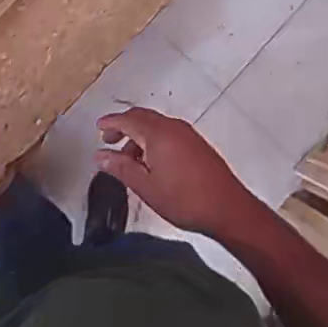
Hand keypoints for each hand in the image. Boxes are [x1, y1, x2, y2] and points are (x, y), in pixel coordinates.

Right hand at [94, 107, 264, 238]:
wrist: (228, 209)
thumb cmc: (185, 199)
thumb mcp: (145, 186)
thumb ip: (120, 167)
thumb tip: (100, 156)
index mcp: (158, 133)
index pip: (127, 120)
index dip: (111, 123)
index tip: (99, 127)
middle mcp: (173, 128)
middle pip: (142, 117)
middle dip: (123, 126)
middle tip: (109, 140)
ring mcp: (188, 135)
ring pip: (156, 126)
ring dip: (139, 135)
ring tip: (129, 159)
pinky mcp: (198, 145)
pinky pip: (169, 133)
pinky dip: (154, 140)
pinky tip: (152, 162)